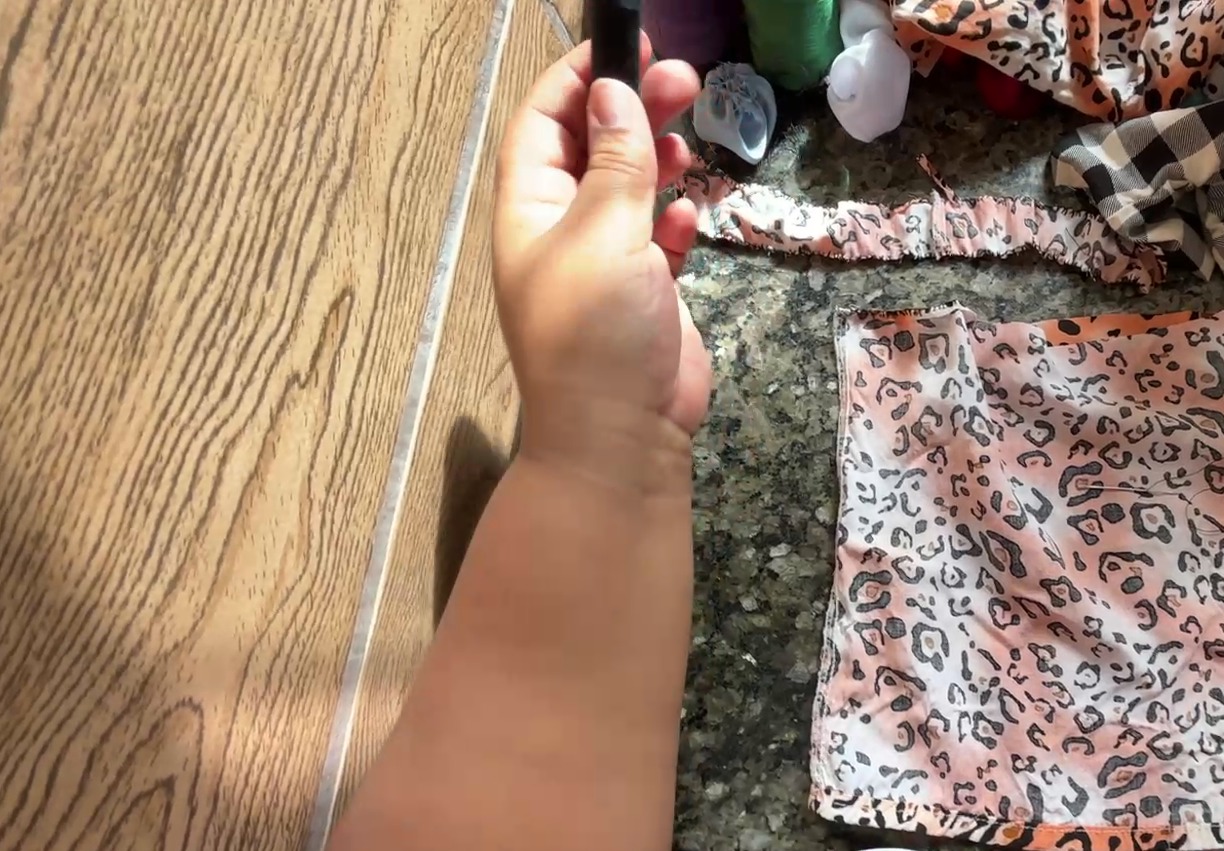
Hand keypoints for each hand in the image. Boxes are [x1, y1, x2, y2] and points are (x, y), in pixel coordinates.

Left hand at [492, 36, 705, 487]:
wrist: (624, 433)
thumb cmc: (598, 333)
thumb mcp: (602, 237)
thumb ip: (615, 166)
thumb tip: (613, 94)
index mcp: (531, 208)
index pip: (546, 122)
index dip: (580, 78)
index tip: (628, 45)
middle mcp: (565, 228)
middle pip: (596, 149)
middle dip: (633, 110)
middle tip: (684, 80)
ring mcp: (609, 264)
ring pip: (632, 192)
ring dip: (659, 161)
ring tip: (691, 138)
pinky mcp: (649, 294)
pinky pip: (659, 240)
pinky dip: (675, 222)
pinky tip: (690, 215)